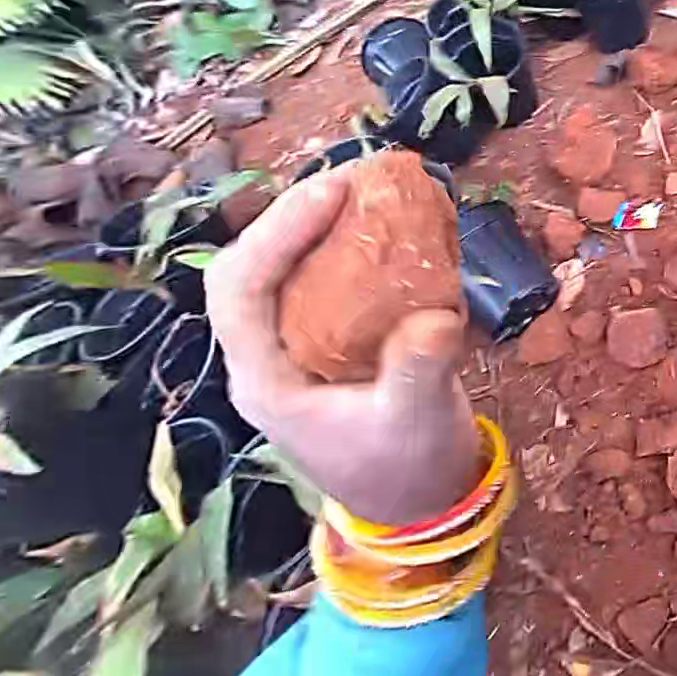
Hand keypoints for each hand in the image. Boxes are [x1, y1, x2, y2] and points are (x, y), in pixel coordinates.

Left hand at [206, 168, 477, 524]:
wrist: (422, 496)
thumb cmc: (407, 467)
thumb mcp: (415, 421)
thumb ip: (419, 371)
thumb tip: (436, 316)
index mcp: (268, 378)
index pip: (240, 290)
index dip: (277, 232)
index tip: (333, 192)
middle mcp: (274, 354)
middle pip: (257, 267)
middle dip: (295, 215)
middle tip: (352, 178)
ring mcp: (304, 345)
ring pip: (290, 268)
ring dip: (321, 223)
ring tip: (366, 189)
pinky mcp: (339, 339)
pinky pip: (331, 278)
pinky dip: (354, 244)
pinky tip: (388, 227)